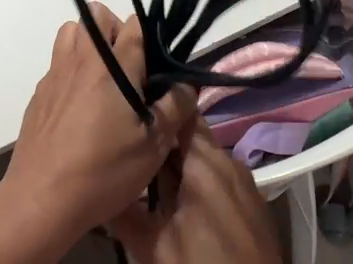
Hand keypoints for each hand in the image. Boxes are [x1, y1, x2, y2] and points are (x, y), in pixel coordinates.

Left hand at [2, 3, 194, 242]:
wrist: (42, 198)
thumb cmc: (104, 171)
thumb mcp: (153, 147)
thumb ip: (175, 109)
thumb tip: (186, 85)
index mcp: (114, 65)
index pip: (135, 25)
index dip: (150, 39)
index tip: (156, 67)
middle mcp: (82, 58)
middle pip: (98, 14)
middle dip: (116, 31)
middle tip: (130, 70)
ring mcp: (56, 72)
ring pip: (71, 31)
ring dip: (89, 43)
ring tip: (103, 81)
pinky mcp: (39, 92)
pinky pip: (57, 63)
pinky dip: (71, 70)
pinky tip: (79, 108)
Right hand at [109, 115, 279, 263]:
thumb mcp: (153, 247)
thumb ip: (124, 213)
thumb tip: (100, 189)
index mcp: (205, 161)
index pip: (181, 111)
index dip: (156, 106)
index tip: (131, 111)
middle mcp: (229, 161)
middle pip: (190, 137)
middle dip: (161, 142)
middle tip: (131, 150)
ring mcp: (245, 183)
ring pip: (204, 159)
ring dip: (180, 165)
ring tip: (149, 175)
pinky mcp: (252, 205)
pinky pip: (220, 179)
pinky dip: (199, 182)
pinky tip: (179, 202)